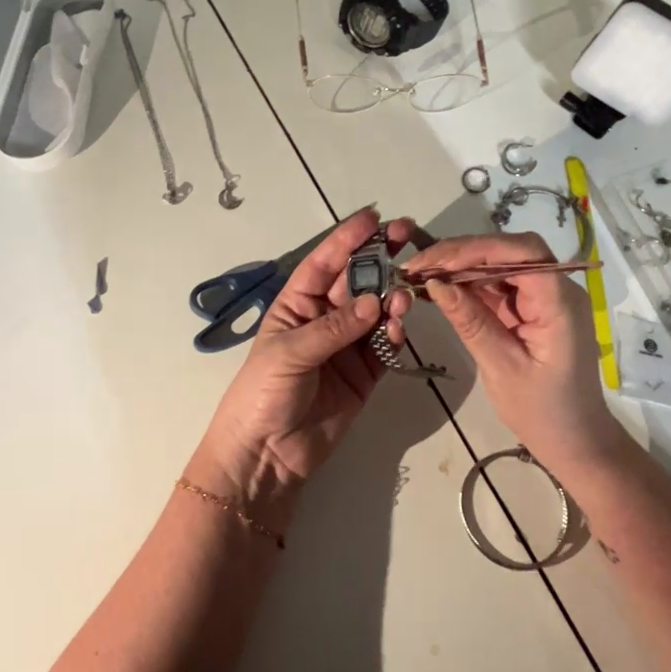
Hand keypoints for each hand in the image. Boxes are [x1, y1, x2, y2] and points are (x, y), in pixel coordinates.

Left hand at [188, 209, 412, 527]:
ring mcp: (347, 345)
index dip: (347, 238)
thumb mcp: (288, 354)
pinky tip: (399, 326)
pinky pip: (386, 344)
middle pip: (357, 280)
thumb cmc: (263, 393)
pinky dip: (396, 332)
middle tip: (407, 236)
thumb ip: (333, 328)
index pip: (325, 262)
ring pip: (376, 310)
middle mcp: (324, 318)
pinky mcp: (365, 373)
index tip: (374, 216)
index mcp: (296, 304)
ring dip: (391, 297)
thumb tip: (373, 302)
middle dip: (380, 258)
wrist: (267, 455)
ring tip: (403, 296)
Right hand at [405, 232, 626, 474]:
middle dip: (462, 253)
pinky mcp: (531, 307)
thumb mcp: (502, 369)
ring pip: (500, 263)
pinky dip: (468, 282)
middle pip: (509, 250)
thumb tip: (435, 283)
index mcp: (559, 303)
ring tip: (421, 273)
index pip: (522, 252)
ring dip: (460, 265)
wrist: (576, 441)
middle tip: (418, 266)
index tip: (437, 262)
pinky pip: (498, 283)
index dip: (478, 248)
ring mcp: (544, 297)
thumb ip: (471, 322)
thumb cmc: (544, 413)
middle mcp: (556, 289)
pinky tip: (440, 286)